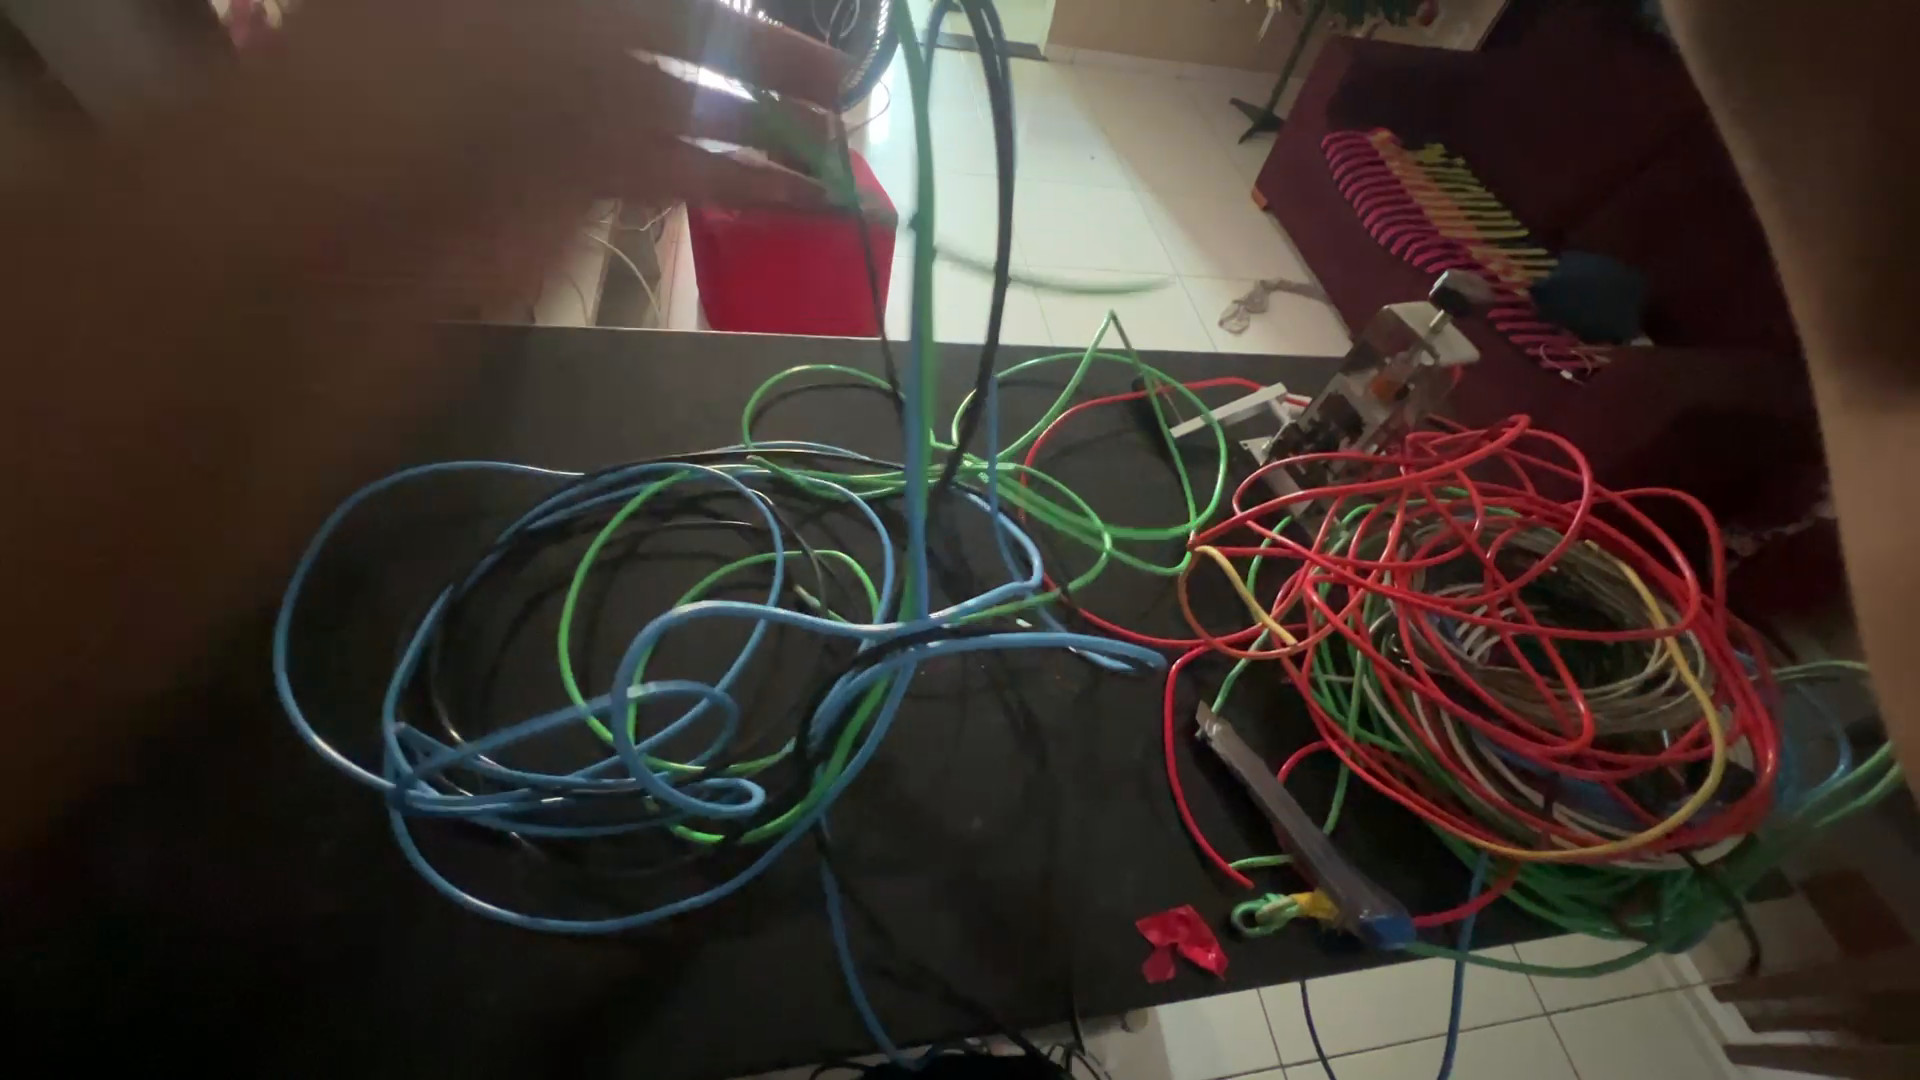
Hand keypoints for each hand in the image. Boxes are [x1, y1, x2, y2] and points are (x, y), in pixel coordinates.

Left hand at [134, 0, 848, 314]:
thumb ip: (610, 35)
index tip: (800, 46)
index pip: (658, 2)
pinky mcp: (581, 186)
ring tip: (835, 163)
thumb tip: (702, 19)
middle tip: (839, 92)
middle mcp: (559, 33)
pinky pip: (672, 174)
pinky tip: (789, 201)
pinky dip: (731, 188)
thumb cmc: (401, 95)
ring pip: (687, 112)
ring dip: (761, 137)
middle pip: (682, 38)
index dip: (730, 18)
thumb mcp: (515, 36)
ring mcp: (571, 110)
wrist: (324, 231)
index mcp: (544, 7)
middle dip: (763, 64)